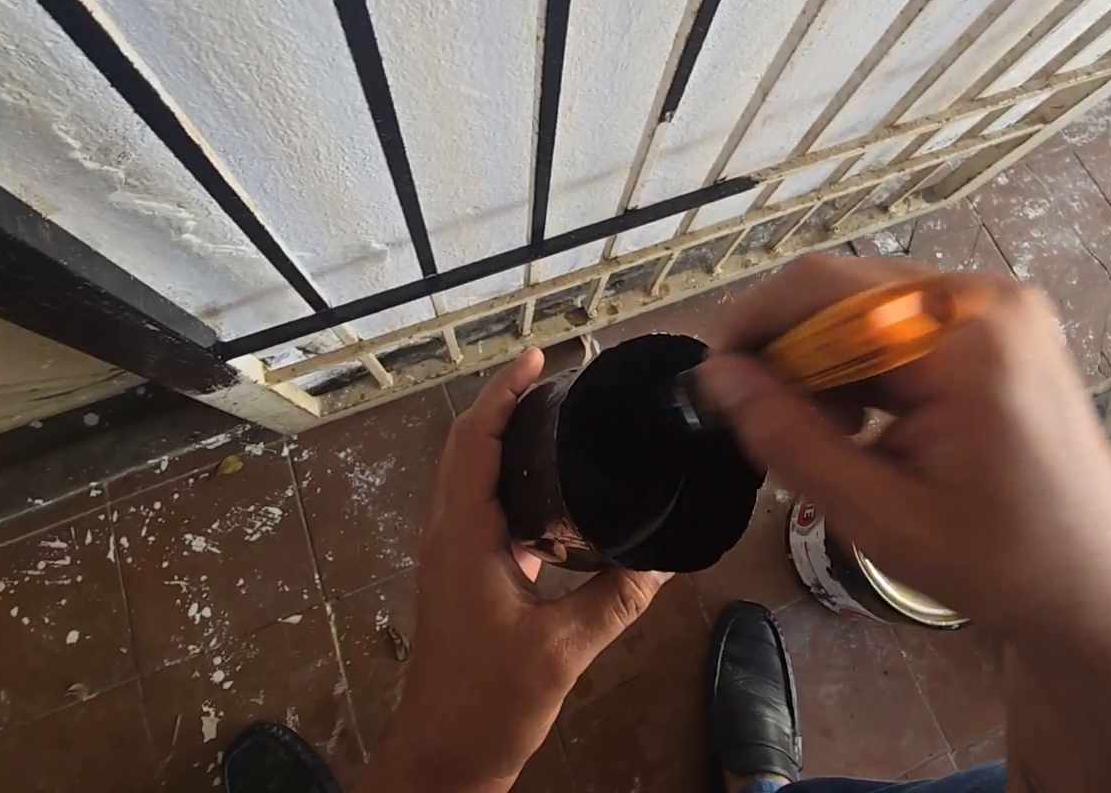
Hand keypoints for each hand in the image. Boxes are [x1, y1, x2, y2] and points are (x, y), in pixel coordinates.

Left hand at [359, 349, 670, 792]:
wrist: (442, 760)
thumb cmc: (489, 702)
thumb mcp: (562, 651)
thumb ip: (616, 599)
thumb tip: (667, 556)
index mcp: (463, 535)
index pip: (474, 441)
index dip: (502, 393)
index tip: (537, 357)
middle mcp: (450, 531)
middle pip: (466, 444)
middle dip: (503, 401)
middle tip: (553, 377)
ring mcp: (454, 550)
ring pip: (471, 471)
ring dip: (503, 434)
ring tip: (555, 413)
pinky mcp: (466, 568)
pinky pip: (485, 502)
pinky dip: (512, 475)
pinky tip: (554, 483)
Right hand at [695, 253, 1110, 638]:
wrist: (1100, 595)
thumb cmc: (999, 564)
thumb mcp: (875, 513)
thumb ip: (786, 437)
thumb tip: (716, 375)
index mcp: (965, 333)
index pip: (823, 288)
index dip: (755, 323)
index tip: (718, 378)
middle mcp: (984, 296)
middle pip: (842, 289)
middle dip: (790, 348)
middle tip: (775, 417)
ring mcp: (996, 306)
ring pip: (862, 303)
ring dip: (822, 357)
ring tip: (830, 429)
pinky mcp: (995, 324)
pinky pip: (895, 319)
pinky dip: (859, 360)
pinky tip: (864, 415)